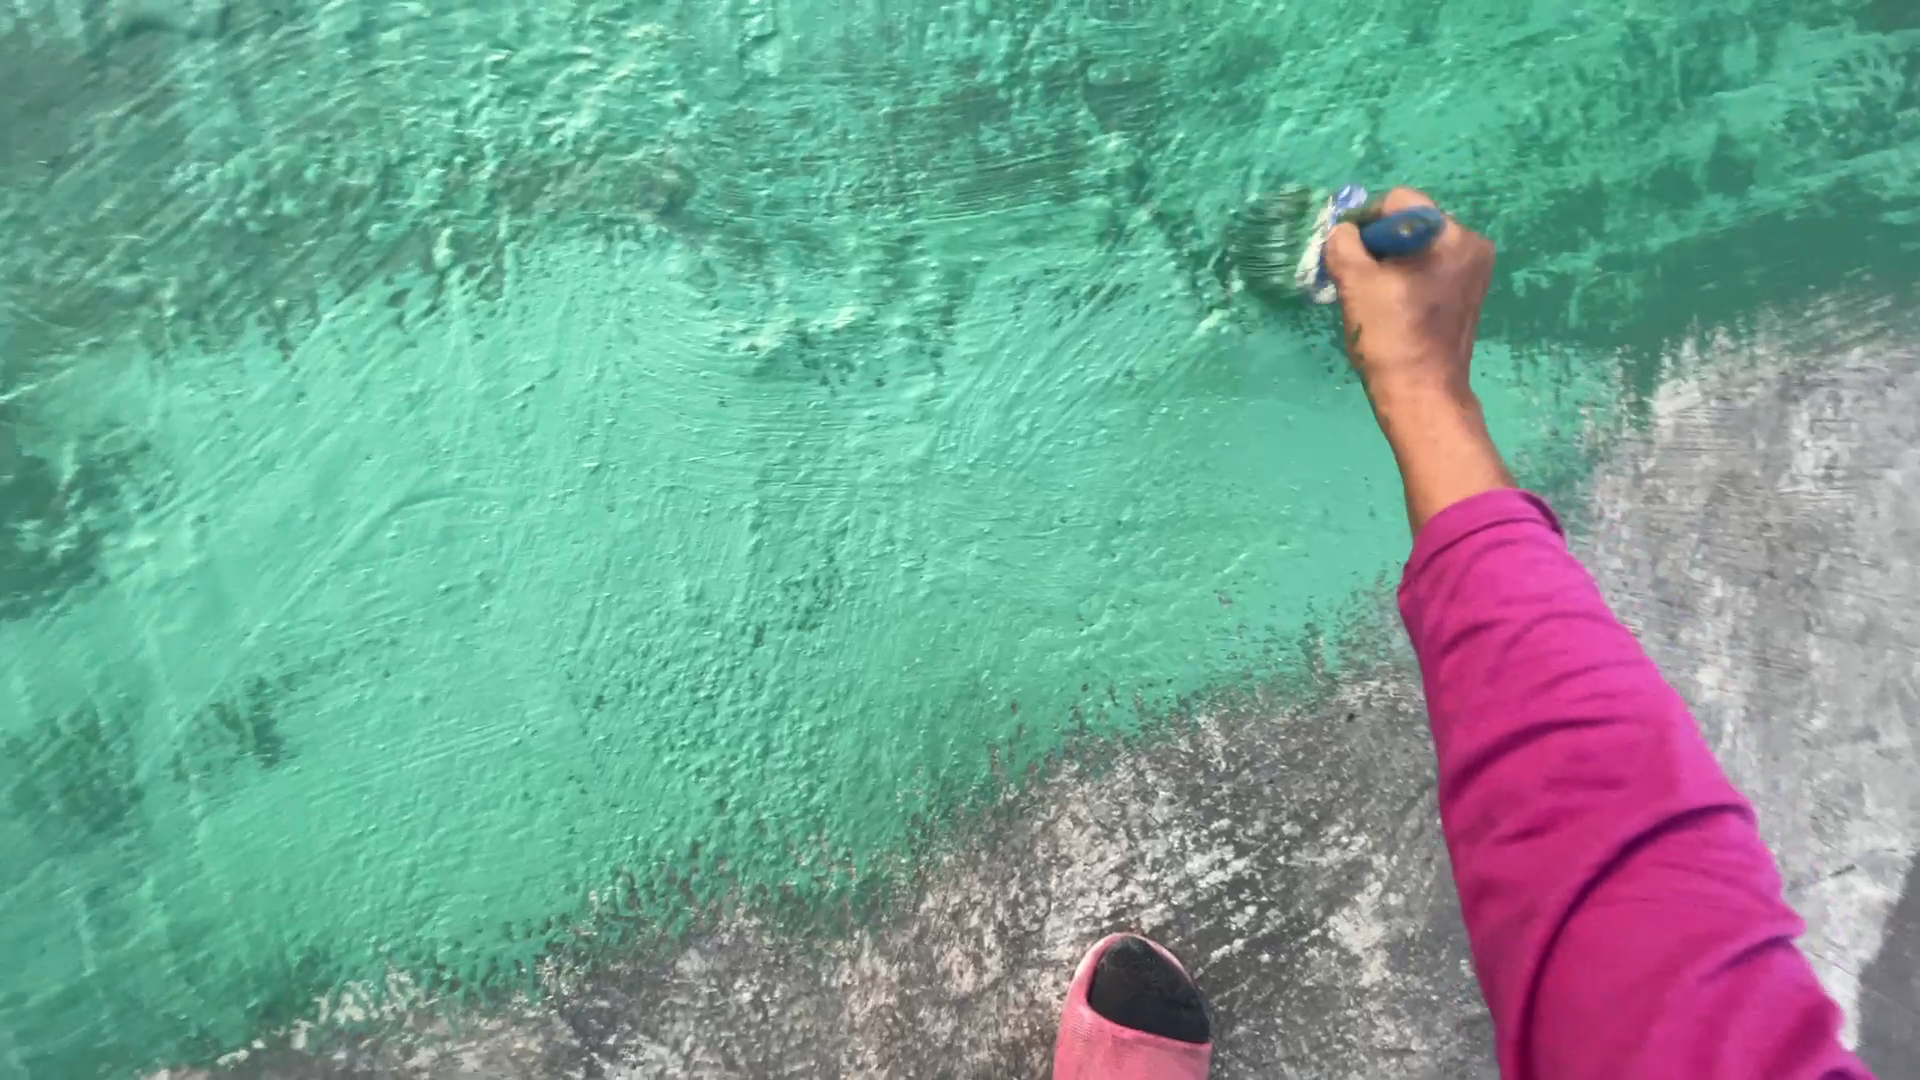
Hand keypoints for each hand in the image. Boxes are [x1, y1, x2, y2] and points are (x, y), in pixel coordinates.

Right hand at [1324, 188, 1510, 534]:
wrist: (1420, 392)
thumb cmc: (1388, 337)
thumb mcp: (1356, 285)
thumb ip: (1344, 246)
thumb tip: (1343, 232)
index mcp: (1448, 235)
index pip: (1398, 203)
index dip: (1365, 224)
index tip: (1347, 256)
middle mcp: (1471, 244)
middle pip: (1411, 225)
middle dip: (1380, 248)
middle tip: (1359, 282)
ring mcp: (1474, 271)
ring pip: (1419, 250)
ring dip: (1392, 266)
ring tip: (1375, 300)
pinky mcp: (1469, 295)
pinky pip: (1431, 272)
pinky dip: (1408, 282)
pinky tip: (1394, 310)